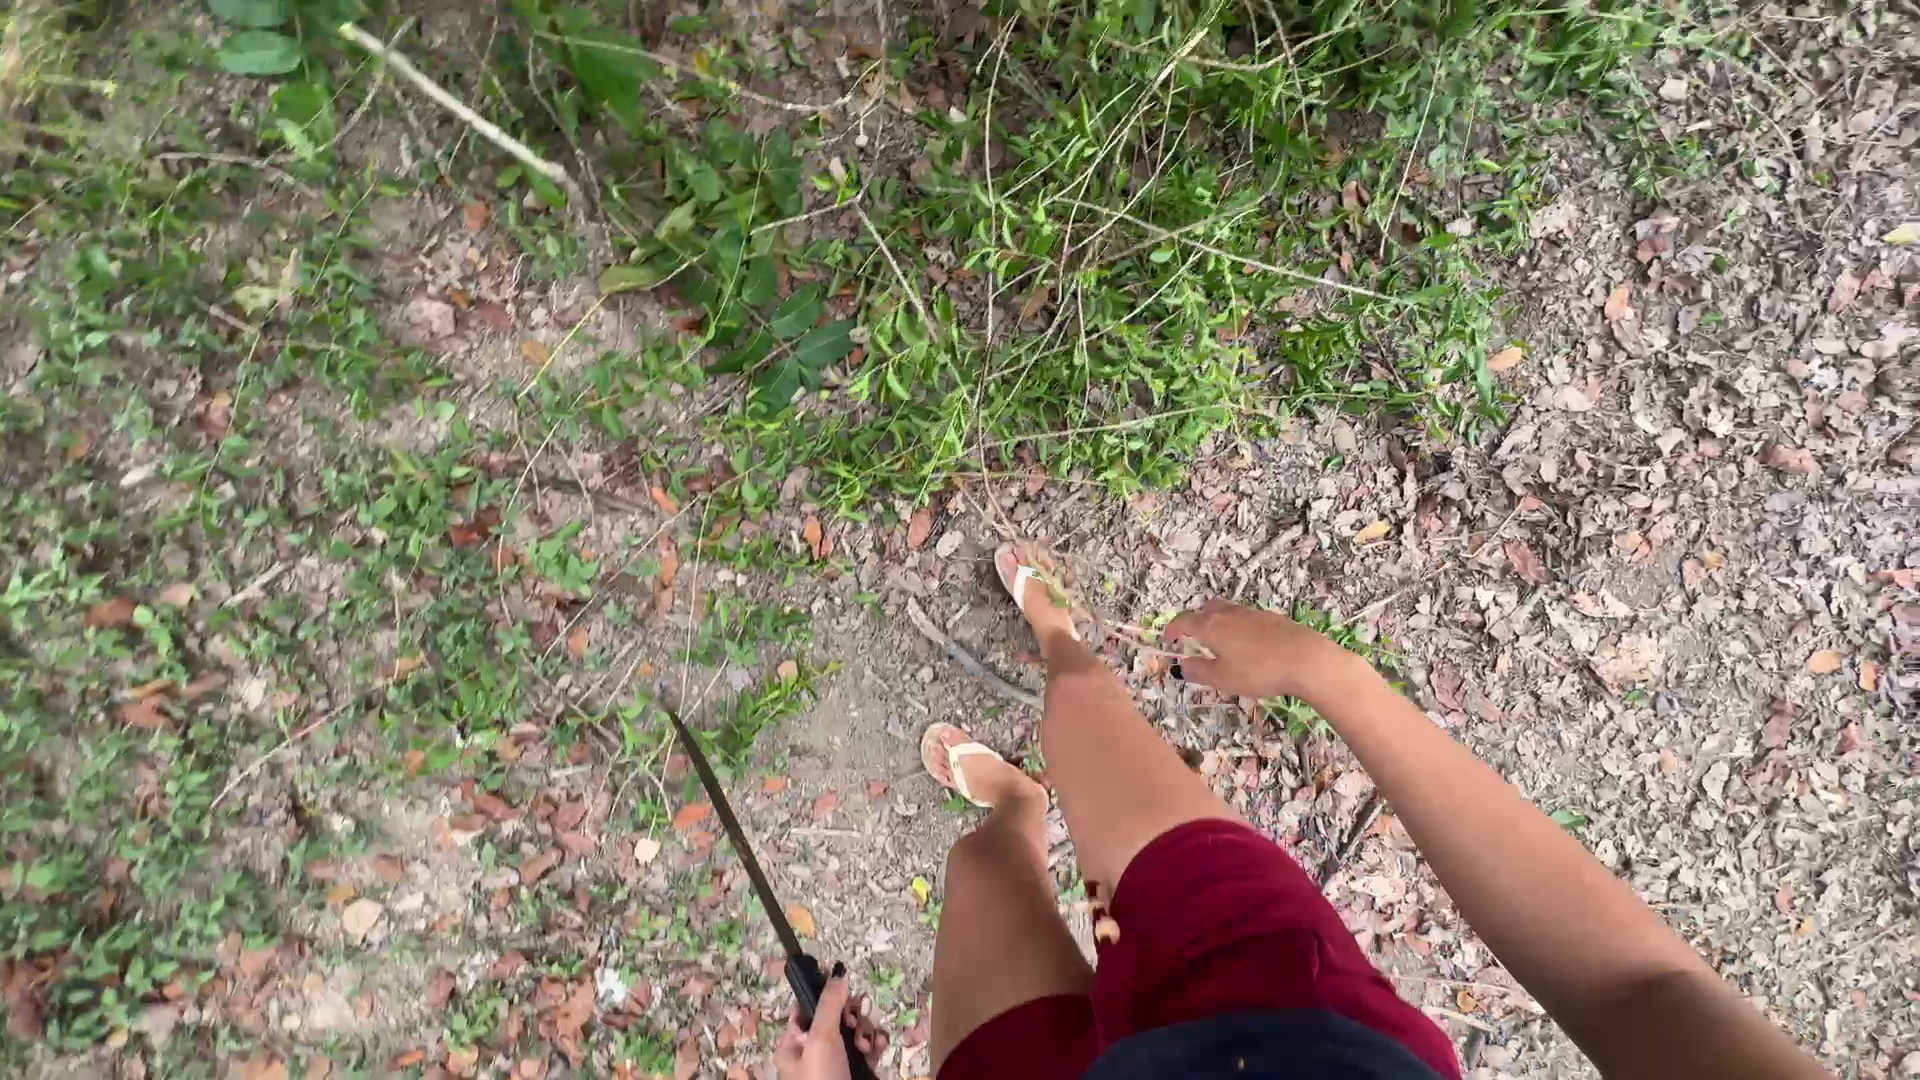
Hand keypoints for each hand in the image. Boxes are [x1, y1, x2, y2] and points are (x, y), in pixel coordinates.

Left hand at [774, 972, 886, 1079]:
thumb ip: (830, 1003)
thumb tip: (838, 971)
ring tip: (867, 1045)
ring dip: (865, 1031)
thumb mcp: (821, 1038)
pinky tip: (878, 1048)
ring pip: (854, 1029)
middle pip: (835, 1014)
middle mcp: (813, 1051)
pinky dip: (875, 1044)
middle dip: (851, 1014)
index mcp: (793, 1044)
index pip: (806, 1006)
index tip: (842, 978)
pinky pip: (868, 1046)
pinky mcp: (856, 1071)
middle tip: (854, 1020)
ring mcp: (836, 1062)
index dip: (824, 990)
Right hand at [1164, 599, 1343, 699]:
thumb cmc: (1259, 671)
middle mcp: (1228, 614)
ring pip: (1226, 611)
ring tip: (1219, 641)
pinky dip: (1237, 626)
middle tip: (1193, 638)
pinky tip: (1247, 644)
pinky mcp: (1271, 618)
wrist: (1307, 660)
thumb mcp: (1223, 678)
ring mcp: (1251, 613)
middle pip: (1205, 610)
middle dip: (1195, 621)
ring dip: (1217, 622)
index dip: (1173, 629)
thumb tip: (1181, 666)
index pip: (1184, 621)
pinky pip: (1245, 617)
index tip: (1169, 639)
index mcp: (1211, 626)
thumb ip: (1199, 671)